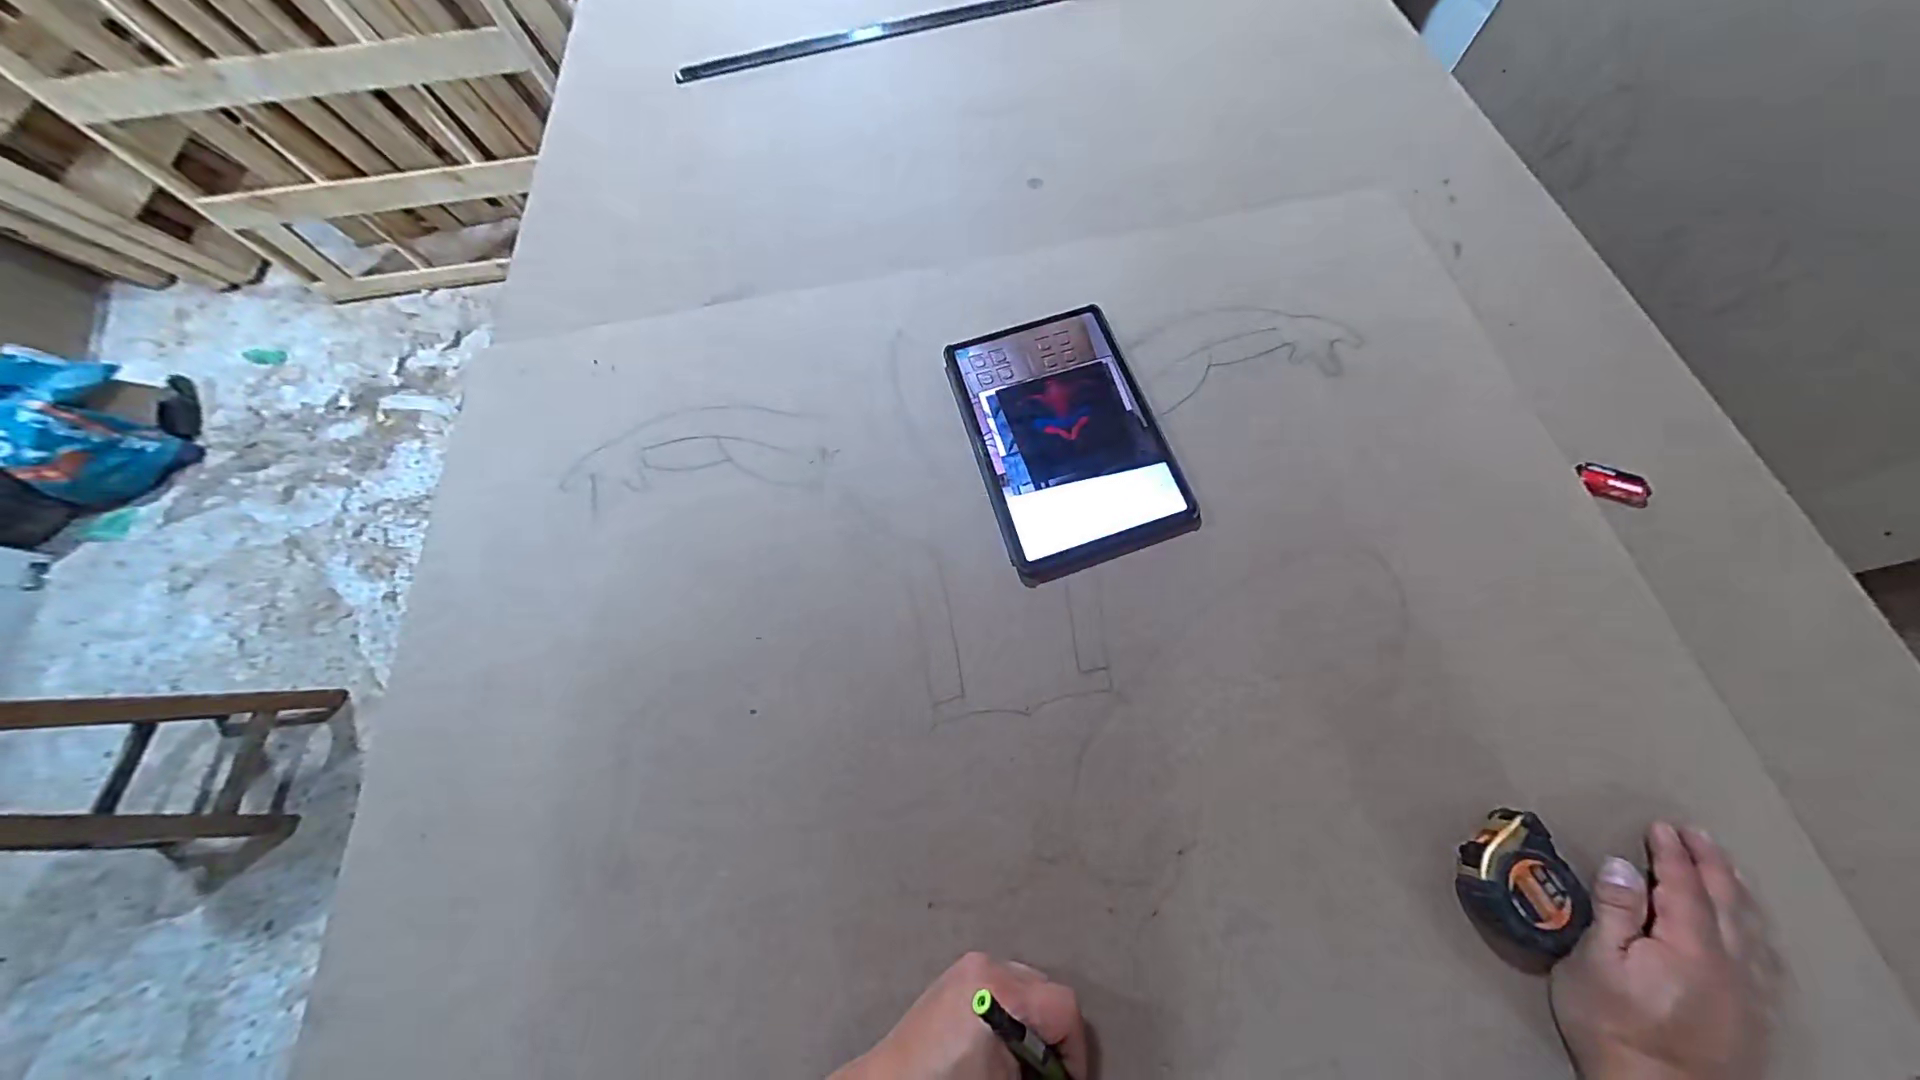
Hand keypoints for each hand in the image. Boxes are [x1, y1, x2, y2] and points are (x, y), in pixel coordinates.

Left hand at [832, 951, 1088, 1079]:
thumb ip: (1042, 1070)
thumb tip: (1062, 1075)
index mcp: (999, 990)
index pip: (1064, 1006)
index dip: (1075, 1050)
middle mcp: (987, 965)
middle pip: (1047, 991)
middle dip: (1054, 1035)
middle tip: (1045, 1075)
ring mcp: (970, 964)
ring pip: (1027, 984)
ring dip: (1034, 1021)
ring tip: (1020, 1061)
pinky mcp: (957, 972)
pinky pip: (1002, 983)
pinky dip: (1012, 1010)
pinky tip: (999, 1043)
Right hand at [1550, 823, 1779, 1079]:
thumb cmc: (1610, 1018)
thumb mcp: (1595, 961)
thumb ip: (1614, 912)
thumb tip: (1622, 865)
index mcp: (1689, 948)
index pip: (1684, 888)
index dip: (1673, 855)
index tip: (1661, 826)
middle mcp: (1728, 966)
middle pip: (1727, 906)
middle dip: (1711, 866)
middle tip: (1696, 834)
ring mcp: (1745, 993)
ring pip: (1751, 932)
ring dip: (1736, 894)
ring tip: (1725, 870)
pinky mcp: (1748, 1014)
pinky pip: (1760, 958)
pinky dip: (1752, 930)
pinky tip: (1746, 929)